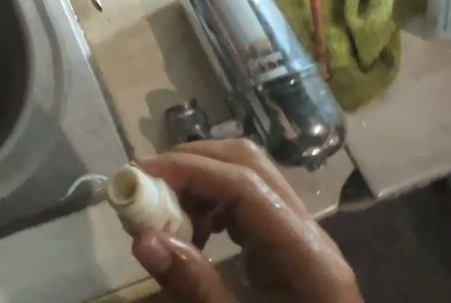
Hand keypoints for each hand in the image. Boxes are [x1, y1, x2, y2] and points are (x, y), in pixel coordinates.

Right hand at [131, 140, 360, 302]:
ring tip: (165, 212)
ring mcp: (303, 241)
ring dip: (200, 182)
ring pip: (248, 177)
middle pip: (248, 164)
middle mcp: (311, 235)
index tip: (140, 174)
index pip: (245, 184)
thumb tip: (142, 239)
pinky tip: (193, 232)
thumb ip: (196, 288)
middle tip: (148, 183)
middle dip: (193, 163)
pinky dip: (212, 204)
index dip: (190, 170)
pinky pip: (249, 204)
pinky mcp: (291, 251)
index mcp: (308, 256)